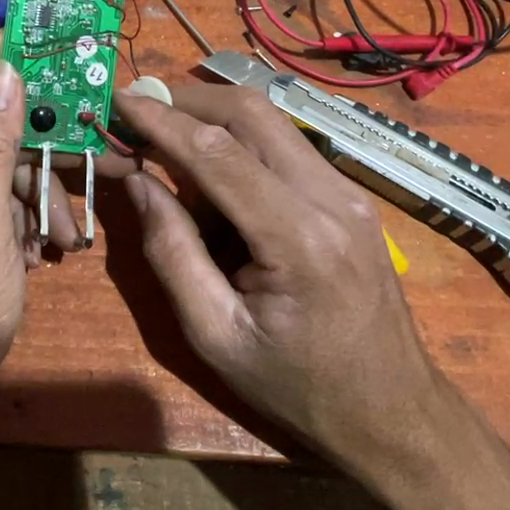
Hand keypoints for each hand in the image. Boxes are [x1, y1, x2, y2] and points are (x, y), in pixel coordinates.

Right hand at [115, 84, 509, 509]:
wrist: (391, 409)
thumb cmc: (296, 384)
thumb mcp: (214, 334)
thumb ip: (170, 251)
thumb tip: (137, 180)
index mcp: (300, 240)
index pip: (218, 153)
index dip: (161, 121)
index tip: (118, 100)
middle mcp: (332, 197)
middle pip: (249, 111)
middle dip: (185, 101)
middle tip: (137, 114)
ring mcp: (348, 190)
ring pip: (268, 119)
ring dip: (210, 118)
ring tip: (166, 147)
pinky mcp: (350, 192)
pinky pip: (283, 143)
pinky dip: (238, 141)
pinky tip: (212, 179)